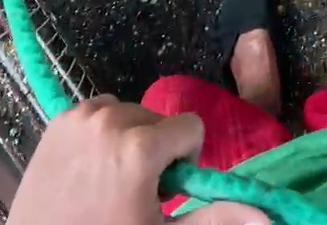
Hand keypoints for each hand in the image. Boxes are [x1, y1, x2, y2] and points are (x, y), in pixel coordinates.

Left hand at [7, 96, 268, 224]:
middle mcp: (111, 118)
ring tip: (111, 182)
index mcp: (140, 147)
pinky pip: (98, 112)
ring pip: (129, 114)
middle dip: (157, 150)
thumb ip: (215, 219)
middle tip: (137, 193)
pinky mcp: (58, 120)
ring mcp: (81, 116)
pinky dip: (102, 133)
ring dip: (130, 139)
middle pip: (159, 120)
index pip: (190, 127)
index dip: (186, 160)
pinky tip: (89, 170)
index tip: (167, 192)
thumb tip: (268, 214)